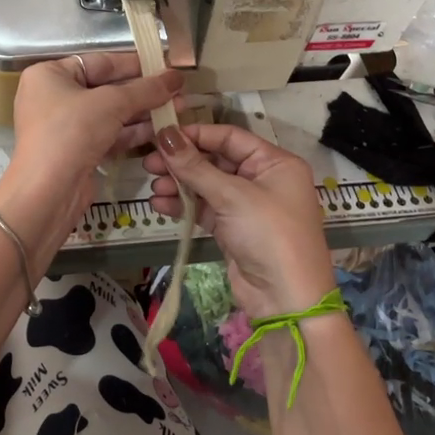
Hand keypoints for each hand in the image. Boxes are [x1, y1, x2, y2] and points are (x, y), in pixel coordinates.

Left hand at [0, 53, 182, 269]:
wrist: (48, 192)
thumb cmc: (72, 132)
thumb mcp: (111, 103)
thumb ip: (146, 89)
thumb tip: (176, 77)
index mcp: (49, 75)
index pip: (99, 62)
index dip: (134, 63)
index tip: (164, 65)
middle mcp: (53, 97)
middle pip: (106, 88)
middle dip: (143, 91)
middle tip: (178, 91)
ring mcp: (65, 127)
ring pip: (110, 114)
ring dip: (143, 112)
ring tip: (179, 108)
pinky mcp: (77, 152)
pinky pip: (108, 134)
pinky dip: (132, 132)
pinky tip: (162, 129)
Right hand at [143, 124, 334, 317]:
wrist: (286, 299)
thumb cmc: (268, 235)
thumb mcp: (232, 196)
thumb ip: (195, 167)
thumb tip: (164, 135)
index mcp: (274, 163)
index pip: (229, 137)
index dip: (195, 135)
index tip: (161, 135)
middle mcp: (263, 179)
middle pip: (215, 160)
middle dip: (182, 162)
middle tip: (149, 163)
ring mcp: (247, 206)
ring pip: (206, 185)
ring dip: (179, 185)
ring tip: (153, 188)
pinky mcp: (233, 229)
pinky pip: (204, 208)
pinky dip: (183, 205)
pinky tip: (160, 205)